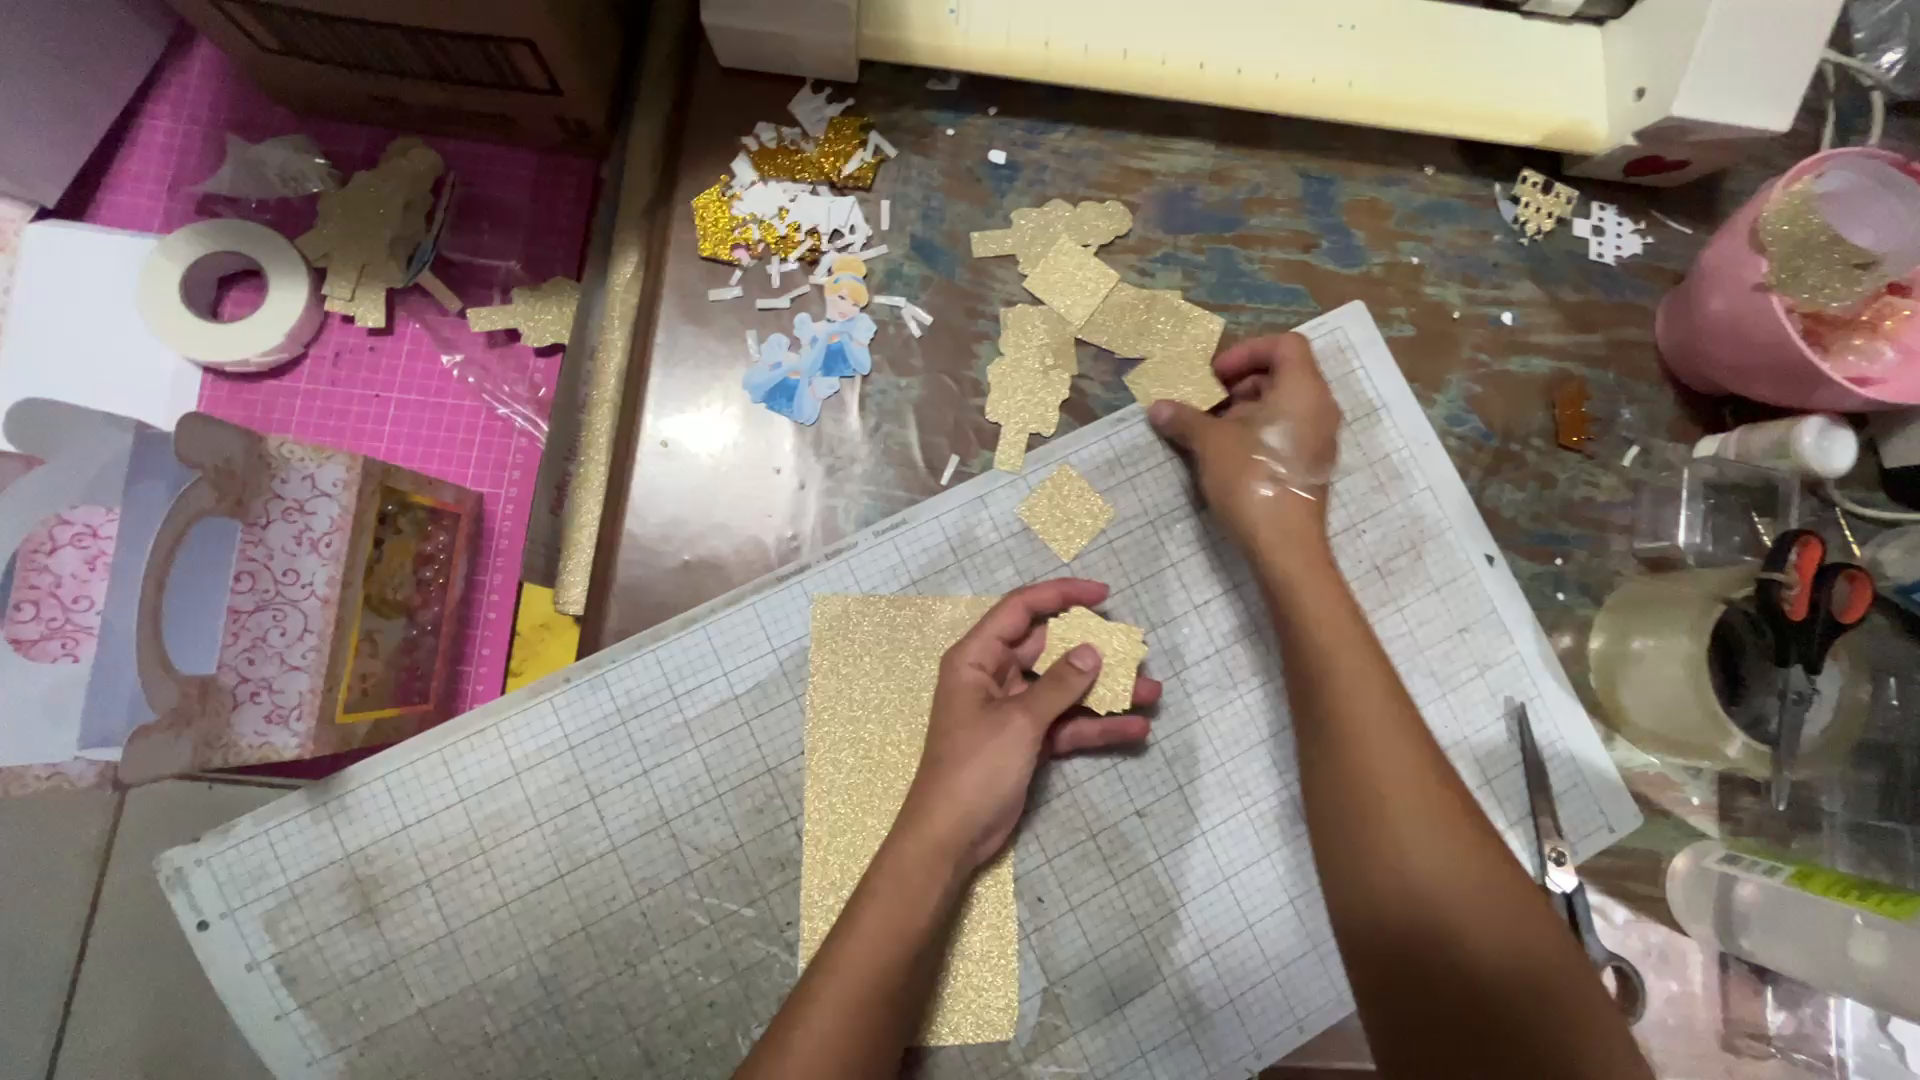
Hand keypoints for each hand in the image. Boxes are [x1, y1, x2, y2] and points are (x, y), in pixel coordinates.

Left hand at [894, 579, 1160, 873]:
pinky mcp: (1026, 740)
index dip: (1061, 595)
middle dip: (1093, 649)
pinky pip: (1065, 723)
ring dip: (1104, 691)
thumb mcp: (1018, 721)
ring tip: (1152, 692)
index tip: (1104, 595)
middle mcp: (994, 676)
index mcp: (977, 658)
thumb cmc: (974, 768)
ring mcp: (1012, 709)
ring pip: (1063, 688)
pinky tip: (1135, 728)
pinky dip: (1096, 726)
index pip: (1021, 609)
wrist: (951, 837)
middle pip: (1048, 648)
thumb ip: (1058, 684)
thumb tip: (1092, 650)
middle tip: (1136, 650)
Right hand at [1148, 332, 1340, 559]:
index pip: (1285, 345)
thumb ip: (1184, 418)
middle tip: (1206, 404)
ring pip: (1282, 407)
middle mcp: (1319, 408)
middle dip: (1240, 384)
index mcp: (1303, 389)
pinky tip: (1227, 457)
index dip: (1246, 351)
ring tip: (1209, 432)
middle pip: (1283, 374)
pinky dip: (1257, 433)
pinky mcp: (1310, 466)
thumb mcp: (1210, 443)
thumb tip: (1157, 407)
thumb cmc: (1251, 479)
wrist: (1283, 544)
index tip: (1215, 377)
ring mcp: (1319, 439)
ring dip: (1244, 411)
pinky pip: (1285, 432)